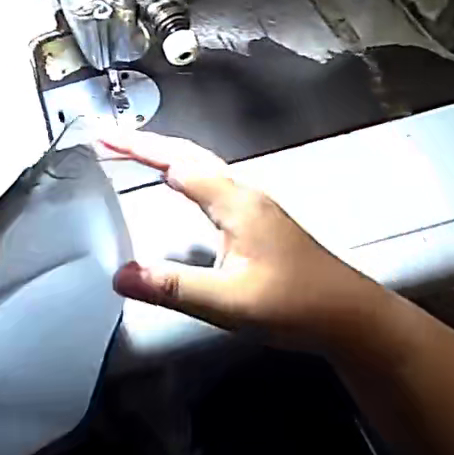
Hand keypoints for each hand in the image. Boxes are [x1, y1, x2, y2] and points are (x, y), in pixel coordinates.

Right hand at [99, 131, 396, 353]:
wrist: (348, 316)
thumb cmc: (294, 305)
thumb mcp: (229, 302)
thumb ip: (173, 288)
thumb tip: (119, 275)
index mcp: (236, 203)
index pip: (179, 163)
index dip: (140, 149)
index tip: (105, 139)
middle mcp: (245, 195)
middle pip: (192, 155)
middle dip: (150, 144)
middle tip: (113, 141)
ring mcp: (255, 206)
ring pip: (204, 167)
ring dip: (168, 156)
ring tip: (136, 155)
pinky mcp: (259, 221)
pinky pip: (213, 184)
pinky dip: (186, 175)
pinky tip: (181, 188)